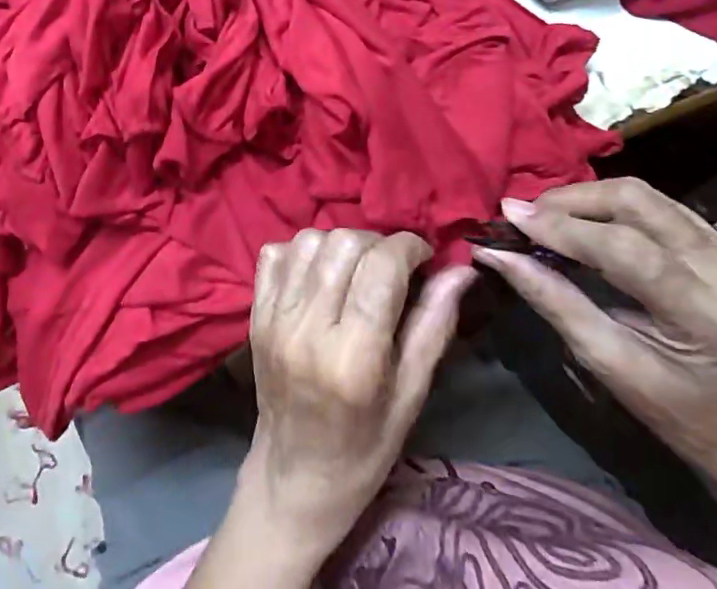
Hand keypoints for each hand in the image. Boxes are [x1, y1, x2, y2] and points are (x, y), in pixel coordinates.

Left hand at [241, 229, 474, 546]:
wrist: (295, 476)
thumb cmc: (365, 445)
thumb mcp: (412, 394)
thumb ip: (435, 326)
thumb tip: (462, 270)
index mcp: (353, 357)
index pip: (382, 267)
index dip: (410, 247)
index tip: (424, 258)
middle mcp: (308, 330)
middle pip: (345, 244)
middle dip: (379, 243)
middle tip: (393, 268)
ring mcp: (274, 319)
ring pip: (310, 240)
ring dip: (341, 244)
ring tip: (358, 270)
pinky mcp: (255, 314)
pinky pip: (275, 253)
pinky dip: (302, 252)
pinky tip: (321, 276)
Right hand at [475, 179, 716, 465]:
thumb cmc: (672, 409)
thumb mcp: (605, 362)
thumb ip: (552, 300)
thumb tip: (497, 254)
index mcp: (711, 319)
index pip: (628, 251)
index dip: (565, 228)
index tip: (511, 217)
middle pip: (640, 204)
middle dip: (574, 201)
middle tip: (528, 216)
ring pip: (648, 197)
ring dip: (589, 199)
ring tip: (549, 217)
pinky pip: (660, 206)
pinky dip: (613, 208)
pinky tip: (586, 224)